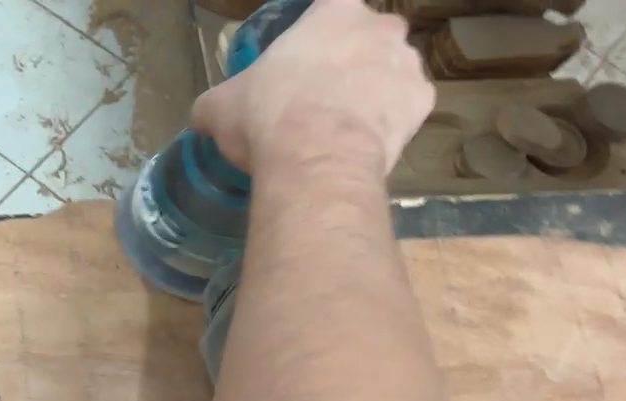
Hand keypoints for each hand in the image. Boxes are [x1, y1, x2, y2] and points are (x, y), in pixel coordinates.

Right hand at [192, 0, 432, 176]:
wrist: (316, 160)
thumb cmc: (268, 116)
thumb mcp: (220, 108)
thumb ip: (215, 104)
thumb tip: (204, 115)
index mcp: (334, 11)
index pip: (329, 6)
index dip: (314, 34)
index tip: (299, 61)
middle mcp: (382, 26)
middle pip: (366, 39)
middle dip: (345, 64)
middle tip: (315, 101)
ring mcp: (408, 63)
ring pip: (388, 73)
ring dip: (368, 94)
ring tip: (335, 131)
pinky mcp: (422, 103)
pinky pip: (402, 110)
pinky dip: (384, 125)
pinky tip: (358, 146)